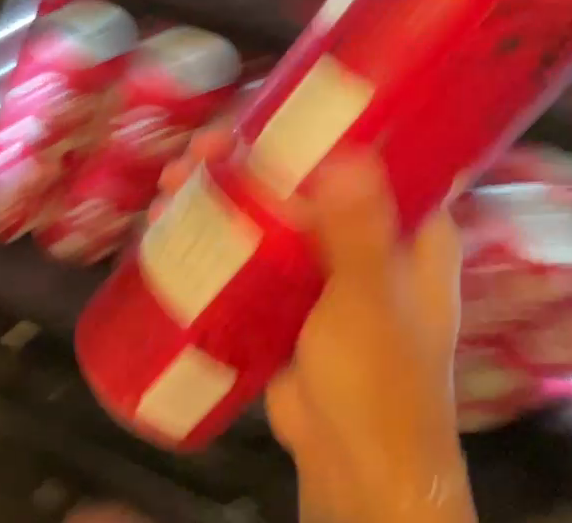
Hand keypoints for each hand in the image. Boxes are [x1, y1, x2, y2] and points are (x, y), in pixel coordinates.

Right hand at [162, 135, 472, 522]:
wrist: (352, 464)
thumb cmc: (379, 384)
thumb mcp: (367, 304)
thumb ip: (355, 234)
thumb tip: (346, 154)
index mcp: (404, 241)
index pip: (378, 165)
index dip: (330, 131)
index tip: (278, 107)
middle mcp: (360, 246)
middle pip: (300, 183)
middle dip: (246, 159)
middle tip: (201, 147)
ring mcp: (315, 273)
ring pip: (262, 213)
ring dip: (215, 190)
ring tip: (170, 180)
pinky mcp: (276, 299)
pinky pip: (239, 251)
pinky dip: (205, 230)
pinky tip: (166, 220)